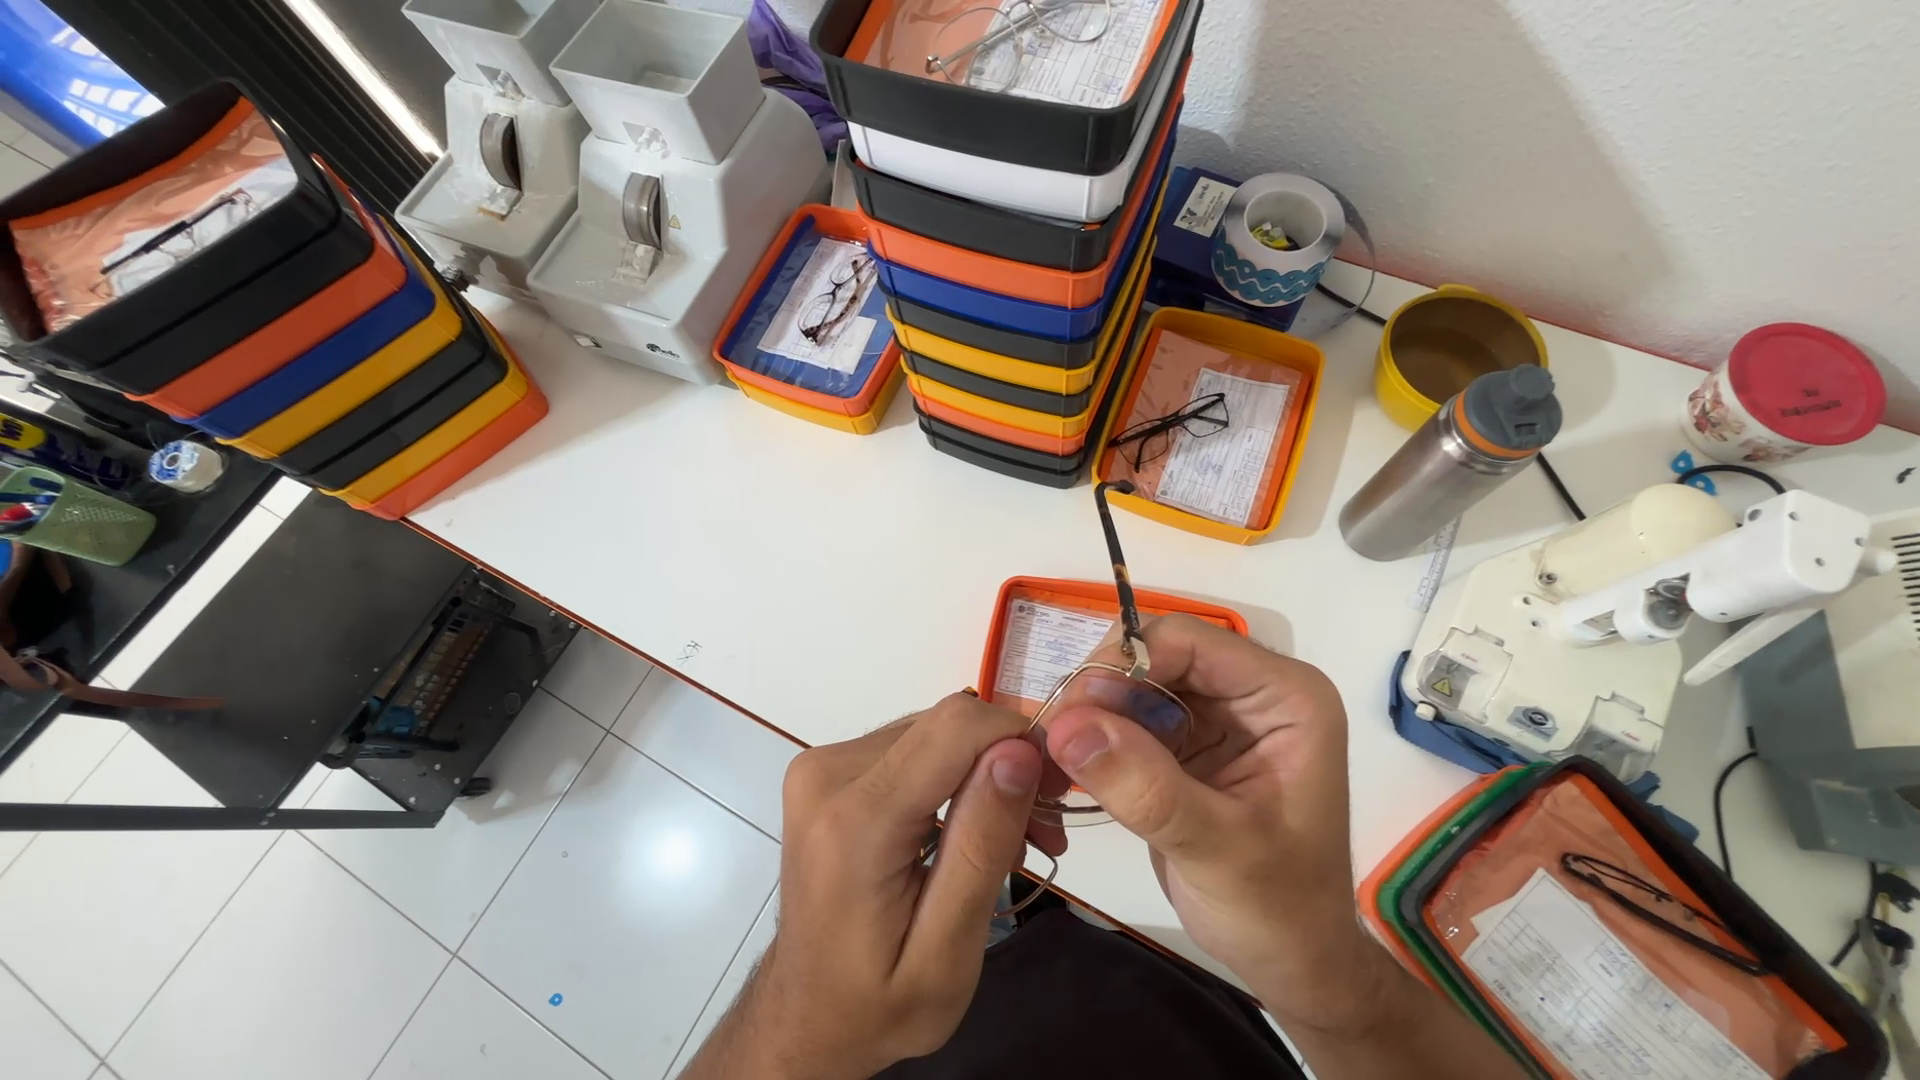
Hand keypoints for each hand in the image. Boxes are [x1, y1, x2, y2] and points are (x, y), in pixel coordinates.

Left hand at [684, 694, 1043, 1079]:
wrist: (807, 1014)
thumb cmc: (878, 1003)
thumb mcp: (947, 952)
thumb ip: (981, 845)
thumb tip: (1018, 751)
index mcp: (855, 820)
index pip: (954, 726)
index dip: (1018, 740)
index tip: (1056, 794)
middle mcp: (828, 772)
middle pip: (947, 726)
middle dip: (1007, 765)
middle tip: (1043, 835)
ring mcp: (822, 765)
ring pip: (934, 731)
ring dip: (983, 773)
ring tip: (1012, 841)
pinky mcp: (828, 768)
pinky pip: (911, 746)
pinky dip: (952, 775)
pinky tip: (969, 826)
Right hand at [1039, 614, 1388, 1031]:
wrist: (1289, 958)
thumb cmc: (1277, 906)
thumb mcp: (1216, 848)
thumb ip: (1146, 787)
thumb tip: (1066, 726)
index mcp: (1283, 696)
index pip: (1190, 641)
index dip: (1126, 664)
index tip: (1073, 714)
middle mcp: (1248, 691)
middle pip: (1155, 653)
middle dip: (1100, 690)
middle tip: (1055, 738)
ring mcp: (1213, 714)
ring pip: (1133, 681)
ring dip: (1089, 713)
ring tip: (1052, 755)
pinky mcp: (1182, 741)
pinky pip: (1125, 716)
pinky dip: (1092, 737)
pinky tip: (1066, 767)